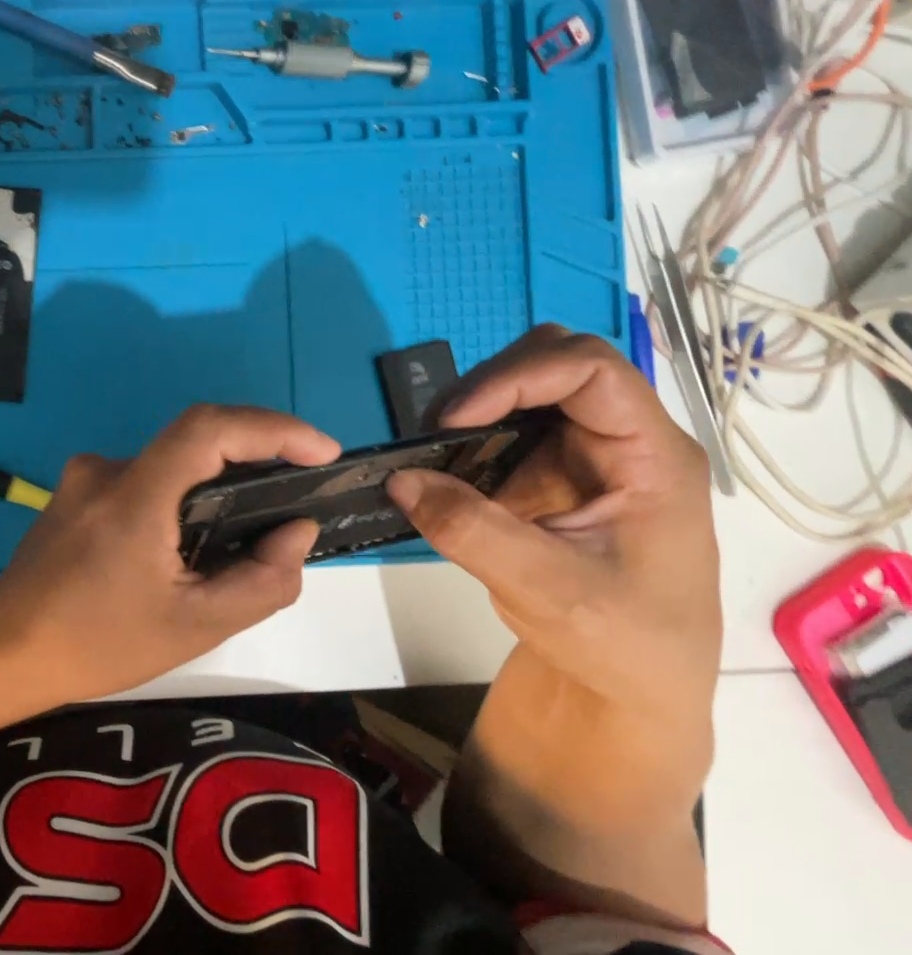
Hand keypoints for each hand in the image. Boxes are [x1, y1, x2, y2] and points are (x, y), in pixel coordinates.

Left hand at [0, 404, 341, 704]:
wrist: (5, 650)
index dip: (272, 428)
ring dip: (210, 495)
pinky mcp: (73, 497)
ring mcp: (82, 481)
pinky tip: (185, 553)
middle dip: (252, 467)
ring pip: (167, 470)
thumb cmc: (98, 643)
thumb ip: (262, 579)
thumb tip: (296, 531)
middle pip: (191, 446)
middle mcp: (104, 471)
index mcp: (133, 496)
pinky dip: (176, 505)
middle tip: (290, 510)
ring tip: (238, 548)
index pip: (208, 428)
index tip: (319, 452)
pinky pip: (141, 485)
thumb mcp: (196, 625)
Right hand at [385, 325, 721, 719]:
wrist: (627, 687)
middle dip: (489, 383)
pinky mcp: (546, 478)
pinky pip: (500, 431)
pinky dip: (463, 438)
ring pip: (524, 391)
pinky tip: (439, 473)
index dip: (515, 377)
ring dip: (472, 409)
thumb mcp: (546, 590)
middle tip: (436, 430)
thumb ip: (472, 530)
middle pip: (556, 363)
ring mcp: (582, 457)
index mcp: (651, 456)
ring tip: (430, 451)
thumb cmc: (617, 641)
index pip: (590, 371)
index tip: (454, 419)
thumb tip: (399, 478)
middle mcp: (620, 442)